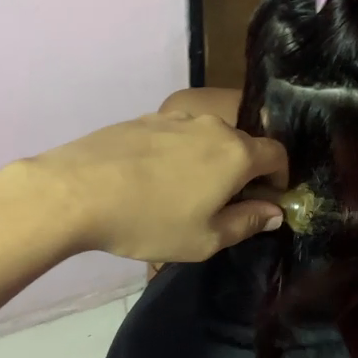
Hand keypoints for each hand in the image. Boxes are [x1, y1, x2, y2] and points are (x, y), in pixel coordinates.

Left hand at [28, 111, 289, 262]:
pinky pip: (177, 135)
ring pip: (208, 138)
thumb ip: (247, 222)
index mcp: (237, 153)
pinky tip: (152, 180)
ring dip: (208, 161)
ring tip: (184, 192)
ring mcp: (179, 118)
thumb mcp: (205, 239)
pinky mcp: (148, 118)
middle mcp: (214, 127)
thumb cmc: (150, 221)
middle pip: (243, 144)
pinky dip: (178, 154)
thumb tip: (275, 212)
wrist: (78, 190)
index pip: (277, 153)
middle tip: (224, 203)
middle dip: (243, 170)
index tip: (268, 199)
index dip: (280, 176)